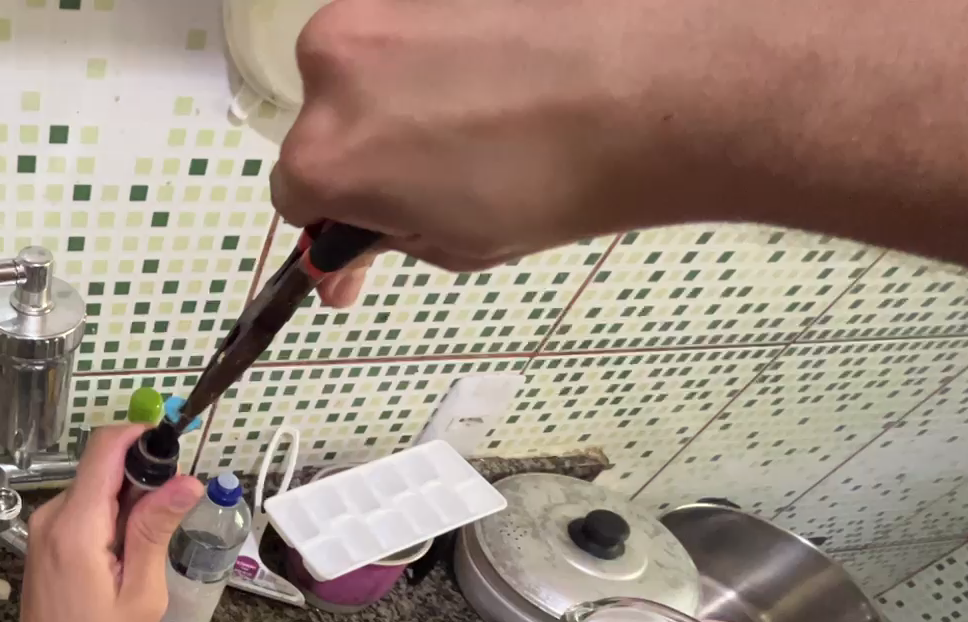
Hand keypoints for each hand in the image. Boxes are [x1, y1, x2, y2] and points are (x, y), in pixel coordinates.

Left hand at [0, 426, 203, 621]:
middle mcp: (53, 514)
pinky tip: (125, 556)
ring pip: (95, 485)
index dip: (143, 438)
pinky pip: (85, 507)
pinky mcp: (46, 538)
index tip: (176, 459)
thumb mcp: (141, 594)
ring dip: (129, 502)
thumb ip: (156, 531)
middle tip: (169, 523)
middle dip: (143, 478)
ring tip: (146, 552)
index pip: (105, 447)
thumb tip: (187, 480)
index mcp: (76, 526)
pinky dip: (111, 517)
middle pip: (102, 465)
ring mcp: (45, 525)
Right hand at [273, 0, 730, 275]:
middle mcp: (329, 66)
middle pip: (321, 121)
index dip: (332, 217)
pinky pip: (419, 21)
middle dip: (361, 153)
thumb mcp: (445, 244)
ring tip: (472, 118)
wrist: (675, 82)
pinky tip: (497, 73)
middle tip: (427, 175)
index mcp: (321, 153)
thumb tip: (345, 251)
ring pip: (365, 63)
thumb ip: (379, 237)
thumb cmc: (549, 188)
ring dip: (394, 95)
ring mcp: (387, 1)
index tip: (368, 228)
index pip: (293, 196)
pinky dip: (443, 49)